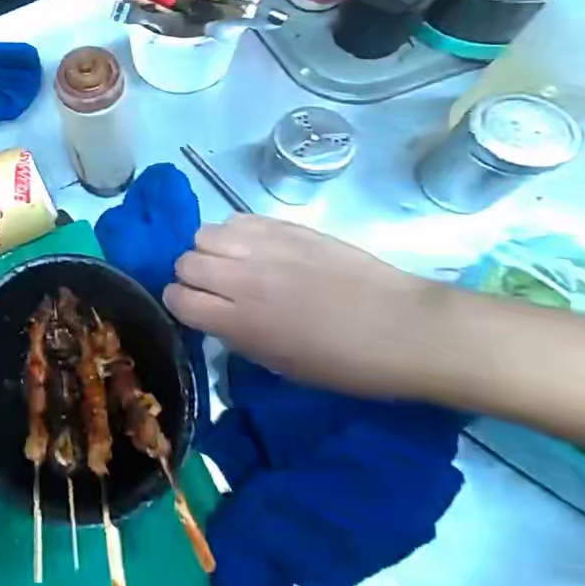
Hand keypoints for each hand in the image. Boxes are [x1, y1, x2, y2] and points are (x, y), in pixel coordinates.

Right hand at [165, 216, 450, 399]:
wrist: (406, 328)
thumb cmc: (348, 363)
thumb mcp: (283, 366)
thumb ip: (237, 335)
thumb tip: (214, 315)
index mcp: (240, 321)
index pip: (177, 298)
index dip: (181, 304)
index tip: (196, 310)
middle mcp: (242, 278)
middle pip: (185, 262)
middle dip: (193, 276)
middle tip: (217, 288)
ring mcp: (263, 247)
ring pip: (204, 234)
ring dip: (211, 250)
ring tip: (235, 262)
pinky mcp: (284, 226)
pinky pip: (236, 219)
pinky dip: (236, 233)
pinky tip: (257, 248)